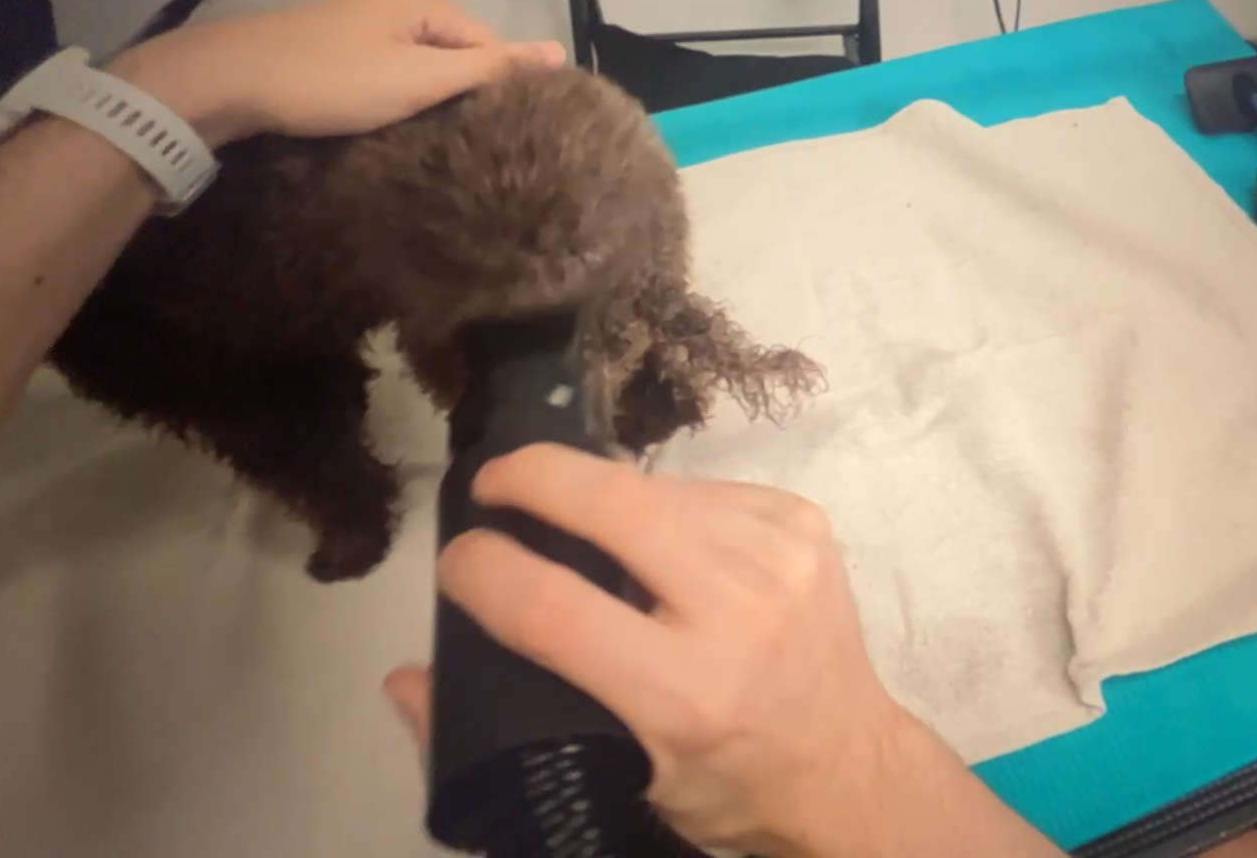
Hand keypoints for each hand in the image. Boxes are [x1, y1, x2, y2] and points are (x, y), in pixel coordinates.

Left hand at [106, 0, 563, 146]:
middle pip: (466, 59)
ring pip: (433, 70)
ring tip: (441, 142)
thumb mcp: (422, 78)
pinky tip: (402, 125)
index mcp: (429, 1)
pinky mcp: (348, 48)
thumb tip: (561, 52)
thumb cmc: (332, 80)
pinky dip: (408, 100)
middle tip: (470, 146)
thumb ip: (494, 67)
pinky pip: (402, 74)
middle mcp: (404, 3)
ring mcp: (372, 24)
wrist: (222, 82)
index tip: (501, 138)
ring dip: (439, 104)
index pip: (497, 50)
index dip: (502, 94)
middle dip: (470, 99)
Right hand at [383, 446, 921, 852]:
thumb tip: (407, 675)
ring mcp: (781, 551)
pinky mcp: (804, 521)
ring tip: (576, 512)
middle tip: (494, 478)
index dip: (486, 570)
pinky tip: (659, 528)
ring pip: (659, 486)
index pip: (556, 607)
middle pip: (617, 506)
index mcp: (685, 690)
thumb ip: (506, 730)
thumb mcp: (619, 782)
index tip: (456, 555)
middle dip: (537, 475)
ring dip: (602, 489)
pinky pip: (706, 488)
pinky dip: (666, 500)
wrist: (848, 757)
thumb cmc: (729, 782)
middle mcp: (741, 608)